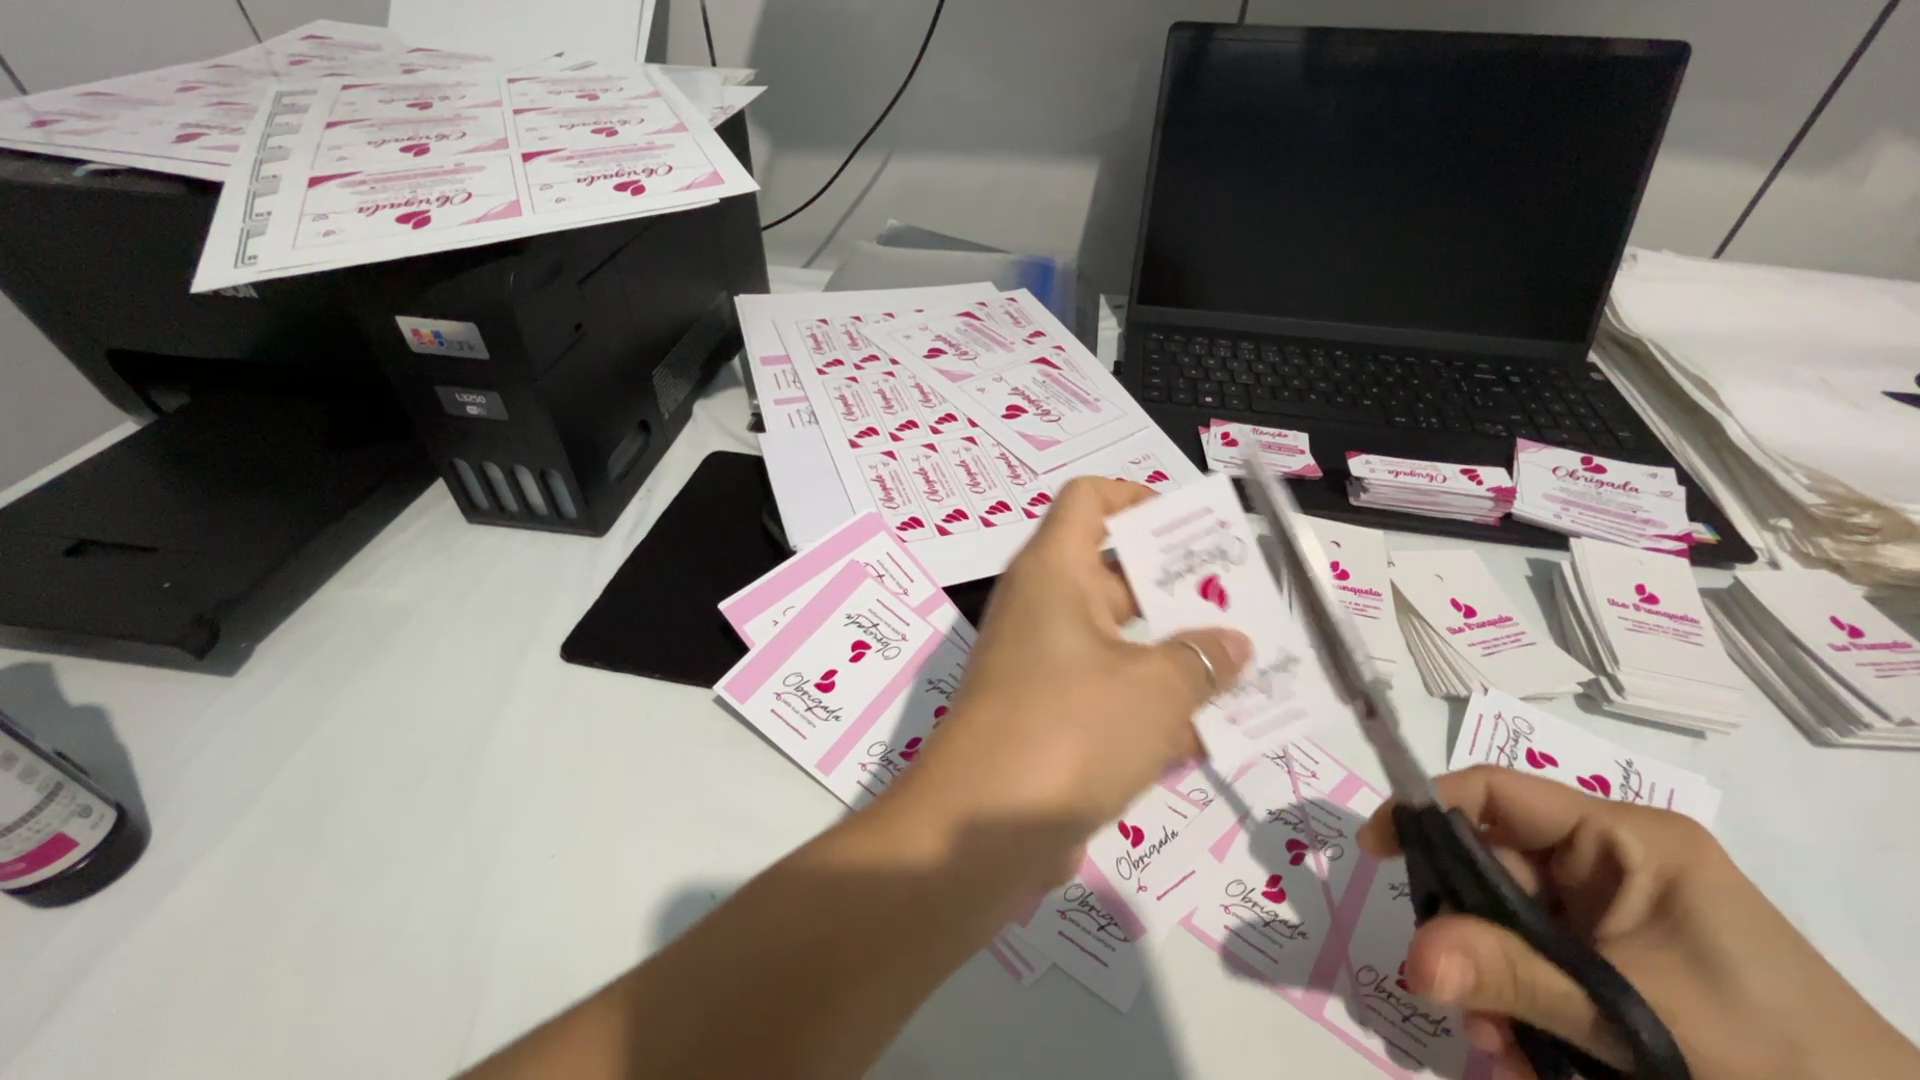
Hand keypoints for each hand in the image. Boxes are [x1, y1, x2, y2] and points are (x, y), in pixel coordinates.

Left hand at [894, 478, 1250, 884]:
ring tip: (1250, 669)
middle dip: (1181, 588)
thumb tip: (1232, 643)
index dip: (1139, 497)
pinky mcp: (1049, 722)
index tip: (1194, 526)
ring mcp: (1043, 669)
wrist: (981, 831)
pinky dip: (1154, 708)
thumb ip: (1202, 659)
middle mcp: (1044, 611)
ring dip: (1178, 656)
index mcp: (1056, 573)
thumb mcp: (1154, 689)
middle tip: (1247, 604)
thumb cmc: (1070, 730)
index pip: (1089, 500)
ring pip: (1121, 643)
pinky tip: (1214, 735)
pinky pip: (1110, 697)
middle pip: (1116, 574)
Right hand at [1358, 766, 1919, 1079]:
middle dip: (1464, 937)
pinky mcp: (1616, 969)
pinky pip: (1537, 973)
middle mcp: (1608, 867)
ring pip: (1506, 932)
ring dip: (1490, 991)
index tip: (1376, 852)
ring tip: (1505, 1056)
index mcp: (1622, 841)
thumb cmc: (1772, 1051)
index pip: (1496, 793)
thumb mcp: (1632, 1011)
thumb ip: (1515, 976)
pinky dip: (1520, 1016)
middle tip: (1454, 1003)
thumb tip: (1412, 959)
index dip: (1427, 810)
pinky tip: (1531, 1065)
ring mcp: (1612, 920)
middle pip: (1490, 872)